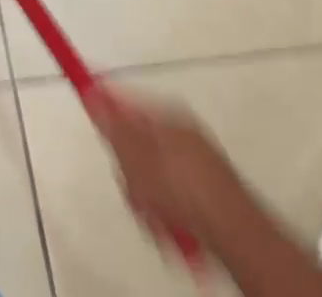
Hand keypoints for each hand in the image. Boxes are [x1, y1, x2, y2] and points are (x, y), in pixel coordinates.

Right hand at [84, 86, 258, 244]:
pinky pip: (169, 191)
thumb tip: (91, 91)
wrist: (233, 231)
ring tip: (154, 213)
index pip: (124, 99)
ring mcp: (195, 160)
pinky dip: (164, 207)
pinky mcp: (205, 188)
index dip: (103, 102)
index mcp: (167, 118)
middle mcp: (182, 133)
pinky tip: (170, 223)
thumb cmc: (181, 190)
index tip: (87, 107)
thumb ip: (111, 124)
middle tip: (133, 186)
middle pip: (135, 140)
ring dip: (144, 194)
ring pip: (149, 171)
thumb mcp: (136, 156)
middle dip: (128, 168)